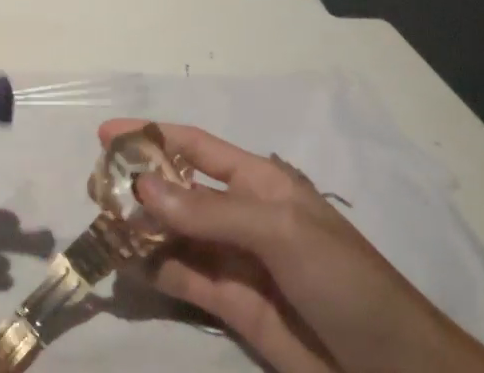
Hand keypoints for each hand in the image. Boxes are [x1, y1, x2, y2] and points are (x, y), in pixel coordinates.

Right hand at [99, 120, 483, 372]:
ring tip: (97, 223)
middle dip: (138, 184)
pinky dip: (150, 269)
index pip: (196, 148)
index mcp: (261, 183)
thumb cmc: (343, 280)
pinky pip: (180, 278)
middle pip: (178, 191)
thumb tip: (142, 187)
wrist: (391, 369)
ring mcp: (233, 261)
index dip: (153, 136)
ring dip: (138, 228)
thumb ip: (209, 212)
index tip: (106, 133)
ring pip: (173, 235)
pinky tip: (122, 263)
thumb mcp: (280, 232)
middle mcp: (241, 215)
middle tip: (92, 185)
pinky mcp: (229, 306)